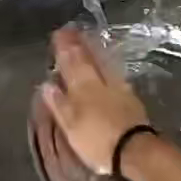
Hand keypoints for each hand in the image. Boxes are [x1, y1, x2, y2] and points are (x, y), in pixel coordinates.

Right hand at [39, 26, 150, 174]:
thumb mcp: (71, 126)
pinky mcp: (130, 96)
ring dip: (94, 48)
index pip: (71, 63)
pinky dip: (108, 61)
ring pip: (103, 62)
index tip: (59, 34)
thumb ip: (59, 104)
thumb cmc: (97, 141)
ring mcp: (117, 87)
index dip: (64, 49)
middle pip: (88, 59)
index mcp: (82, 88)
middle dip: (78, 44)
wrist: (134, 150)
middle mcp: (100, 82)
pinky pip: (114, 70)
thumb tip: (46, 84)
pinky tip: (108, 60)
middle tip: (72, 30)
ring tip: (88, 38)